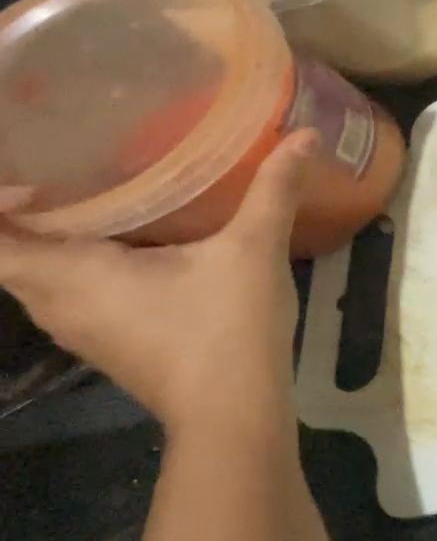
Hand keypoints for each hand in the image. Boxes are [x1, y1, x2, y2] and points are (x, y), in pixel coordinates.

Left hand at [0, 131, 316, 434]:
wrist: (230, 406)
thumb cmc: (225, 324)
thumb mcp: (254, 249)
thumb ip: (273, 191)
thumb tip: (303, 134)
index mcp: (66, 276)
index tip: (41, 166)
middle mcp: (52, 301)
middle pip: (11, 249)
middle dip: (32, 208)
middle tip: (84, 164)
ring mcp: (77, 323)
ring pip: (40, 269)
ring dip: (61, 233)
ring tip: (113, 194)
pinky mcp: (106, 334)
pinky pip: (71, 285)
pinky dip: (86, 257)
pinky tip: (142, 242)